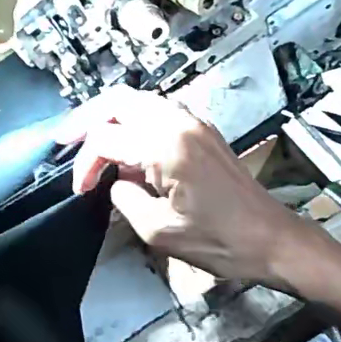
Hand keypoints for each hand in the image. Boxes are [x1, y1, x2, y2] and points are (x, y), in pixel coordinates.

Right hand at [60, 87, 318, 288]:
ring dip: (111, 117)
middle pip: (119, 101)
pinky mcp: (202, 131)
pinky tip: (126, 144)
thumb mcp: (158, 231)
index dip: (84, 163)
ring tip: (90, 140)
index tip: (80, 191)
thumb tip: (117, 183)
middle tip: (66, 140)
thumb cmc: (219, 241)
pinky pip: (158, 111)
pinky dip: (133, 120)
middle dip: (88, 119)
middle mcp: (178, 122)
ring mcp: (193, 122)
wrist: (273, 240)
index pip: (106, 138)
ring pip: (139, 100)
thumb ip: (125, 200)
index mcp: (165, 145)